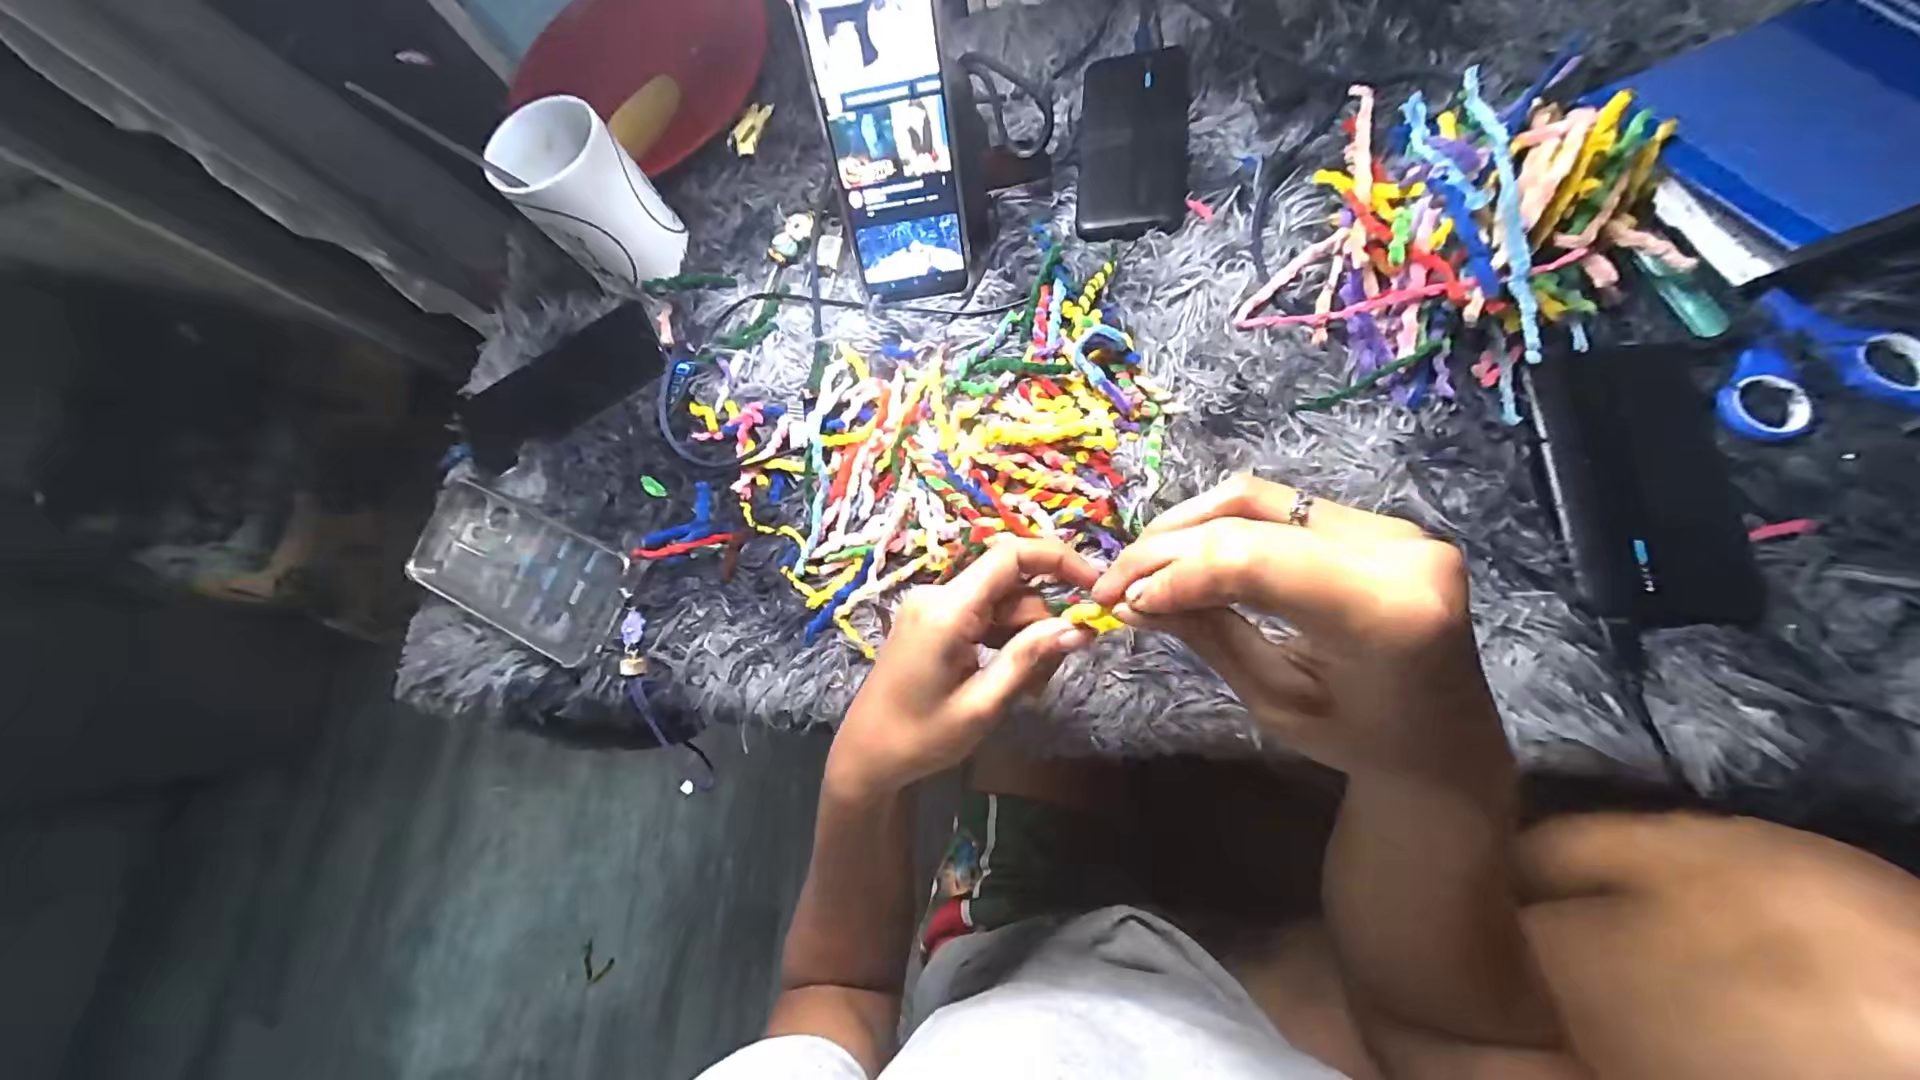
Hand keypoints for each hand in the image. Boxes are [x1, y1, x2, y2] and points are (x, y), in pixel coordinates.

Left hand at [829, 538, 1100, 799]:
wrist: (866, 755)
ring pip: (1002, 605)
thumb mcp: (982, 704)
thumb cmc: (919, 738)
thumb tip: (1078, 629)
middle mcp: (938, 596)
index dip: (1058, 560)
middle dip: (1040, 626)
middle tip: (1043, 679)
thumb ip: (1029, 659)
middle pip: (1012, 588)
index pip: (1010, 556)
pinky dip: (1003, 642)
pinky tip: (1005, 680)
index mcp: (946, 610)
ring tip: (1022, 691)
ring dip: (1024, 641)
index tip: (1095, 586)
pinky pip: (984, 617)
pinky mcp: (933, 620)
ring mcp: (933, 606)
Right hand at [1091, 475, 1509, 787]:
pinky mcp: (1374, 523)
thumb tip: (1130, 600)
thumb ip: (1206, 636)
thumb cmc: (1361, 742)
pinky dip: (1218, 525)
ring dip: (1186, 525)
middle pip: (1247, 520)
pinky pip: (1275, 505)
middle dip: (1167, 548)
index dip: (1176, 573)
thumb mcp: (1273, 700)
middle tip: (1114, 583)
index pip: (1253, 561)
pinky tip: (1188, 551)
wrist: (1445, 742)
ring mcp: (1389, 527)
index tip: (1123, 601)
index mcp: (1384, 611)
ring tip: (1144, 562)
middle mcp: (1396, 550)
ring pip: (1254, 498)